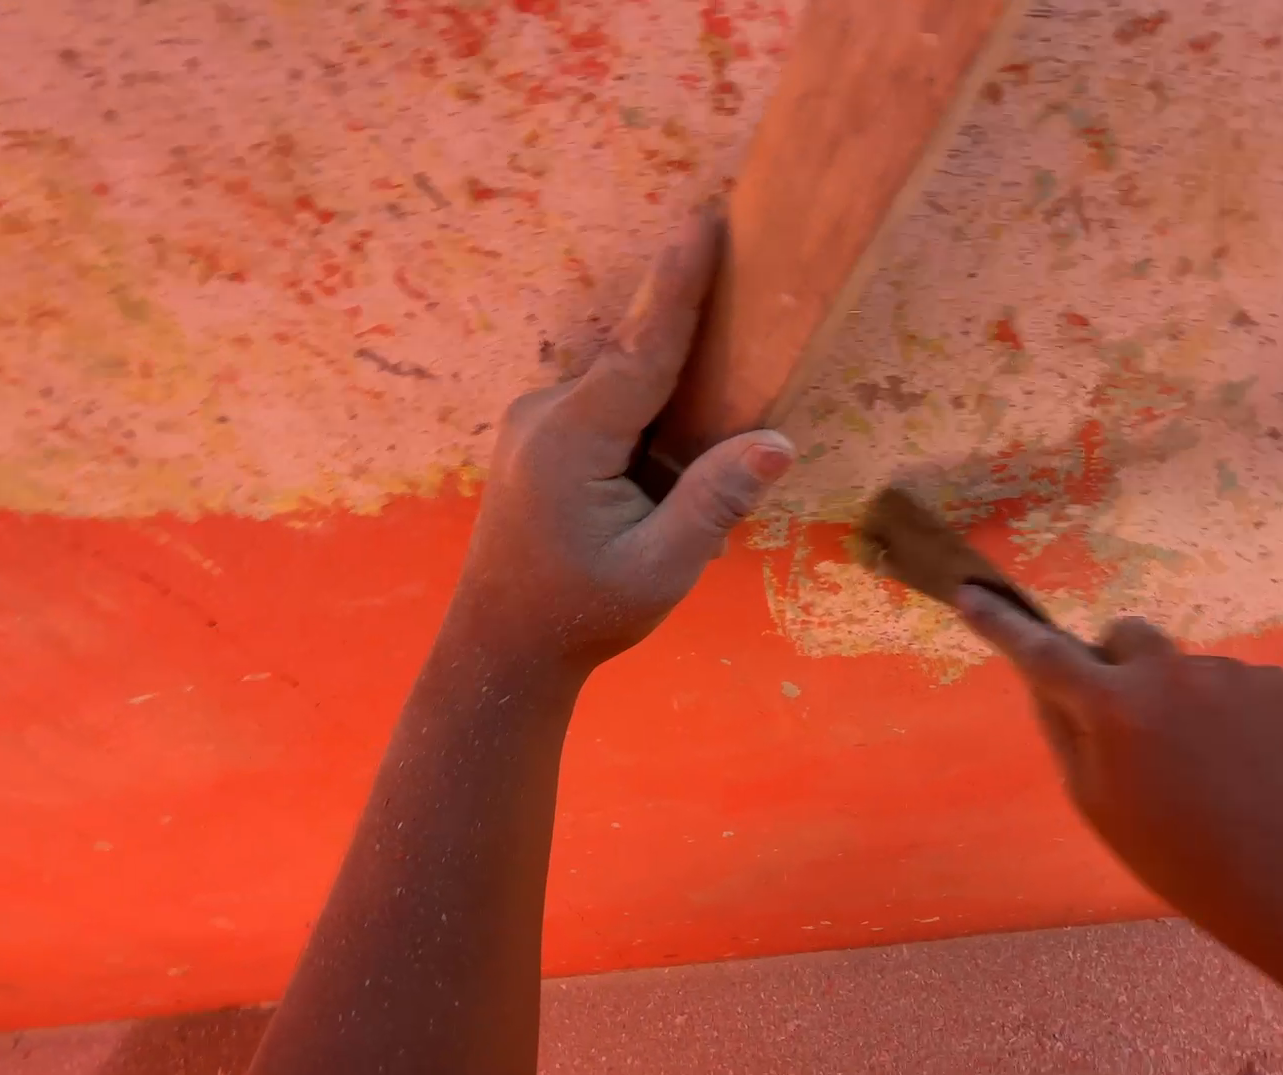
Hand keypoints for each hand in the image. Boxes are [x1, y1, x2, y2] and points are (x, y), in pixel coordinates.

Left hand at [454, 209, 794, 678]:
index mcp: (570, 443)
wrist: (504, 645)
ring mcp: (534, 423)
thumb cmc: (584, 613)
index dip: (676, 287)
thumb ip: (714, 501)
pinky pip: (605, 403)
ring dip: (670, 382)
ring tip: (712, 398)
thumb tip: (778, 442)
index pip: (637, 352)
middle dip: (687, 327)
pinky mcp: (539, 437)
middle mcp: (543, 416)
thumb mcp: (662, 568)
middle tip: (742, 293)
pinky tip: (669, 441)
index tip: (703, 222)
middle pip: (631, 360)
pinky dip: (647, 408)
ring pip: (619, 383)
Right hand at [956, 586, 1282, 926]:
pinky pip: (1233, 682)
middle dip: (1120, 664)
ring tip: (1211, 762)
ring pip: (1183, 666)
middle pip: (1124, 635)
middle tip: (1137, 721)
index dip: (1002, 625)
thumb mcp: (1095, 802)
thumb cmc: (1178, 856)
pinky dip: (1229, 710)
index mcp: (1113, 707)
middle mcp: (1166, 673)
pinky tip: (1250, 760)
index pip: (1041, 653)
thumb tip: (1046, 683)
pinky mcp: (1277, 680)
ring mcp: (1227, 671)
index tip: (971, 595)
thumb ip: (1063, 730)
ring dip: (1180, 696)